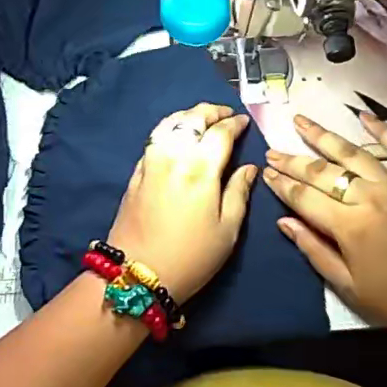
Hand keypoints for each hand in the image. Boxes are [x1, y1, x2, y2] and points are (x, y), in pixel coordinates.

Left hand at [107, 103, 257, 303]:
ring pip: (170, 123)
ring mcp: (151, 161)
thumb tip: (249, 168)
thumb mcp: (227, 230)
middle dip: (211, 112)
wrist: (137, 274)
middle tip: (225, 115)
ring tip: (202, 121)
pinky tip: (178, 137)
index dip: (235, 123)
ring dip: (188, 116)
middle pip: (192, 118)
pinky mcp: (136, 172)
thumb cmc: (191, 256)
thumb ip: (239, 192)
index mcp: (201, 168)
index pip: (221, 132)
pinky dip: (170, 129)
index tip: (244, 122)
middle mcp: (174, 155)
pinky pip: (155, 138)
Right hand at [262, 113, 386, 350]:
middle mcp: (369, 196)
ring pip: (353, 153)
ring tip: (302, 121)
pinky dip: (383, 130)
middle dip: (294, 160)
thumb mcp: (348, 285)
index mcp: (349, 225)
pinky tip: (365, 116)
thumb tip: (284, 222)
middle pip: (323, 171)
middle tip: (272, 151)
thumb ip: (314, 249)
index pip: (305, 197)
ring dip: (324, 136)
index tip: (264, 173)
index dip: (282, 185)